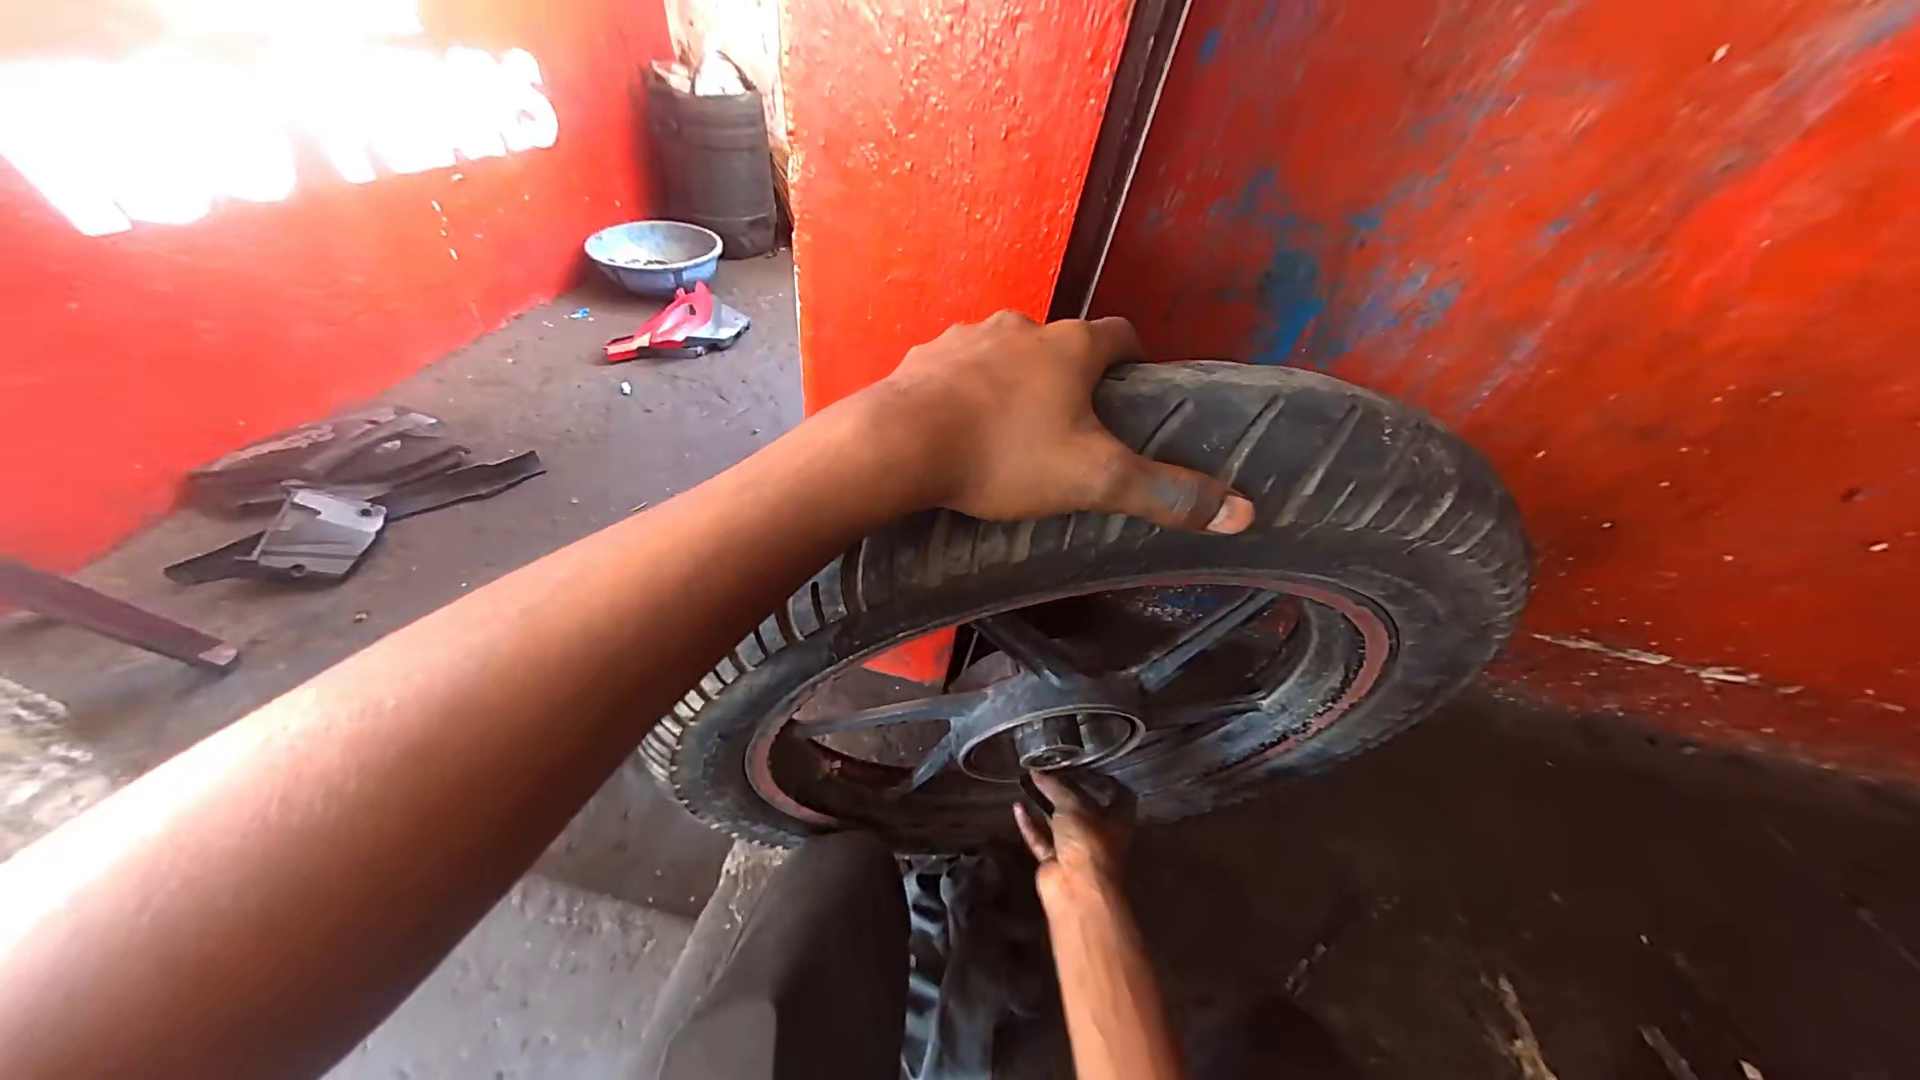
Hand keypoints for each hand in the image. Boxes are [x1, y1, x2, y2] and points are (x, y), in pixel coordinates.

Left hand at [859, 312, 1253, 532]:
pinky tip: (958, 423)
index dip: (1134, 359)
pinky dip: (966, 387)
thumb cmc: (1005, 456)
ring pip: (1005, 352)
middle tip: (1070, 424)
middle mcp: (1019, 326)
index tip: (1132, 388)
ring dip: (1015, 378)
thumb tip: (1244, 512)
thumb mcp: (1093, 479)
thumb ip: (1165, 493)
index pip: (1121, 335)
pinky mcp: (922, 358)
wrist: (900, 444)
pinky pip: (956, 367)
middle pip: (1060, 343)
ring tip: (1010, 428)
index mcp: (1070, 346)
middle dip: (1070, 375)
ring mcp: (965, 337)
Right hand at [1014, 771, 1134, 896]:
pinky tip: (1018, 806)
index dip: (1105, 780)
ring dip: (1045, 806)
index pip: (1118, 795)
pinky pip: (1041, 839)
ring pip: (1060, 824)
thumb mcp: (1073, 805)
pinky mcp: (1055, 862)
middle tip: (1050, 771)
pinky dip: (1029, 824)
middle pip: (1084, 809)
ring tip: (1030, 784)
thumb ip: (1056, 786)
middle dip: (1067, 791)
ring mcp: (1077, 851)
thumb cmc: (1088, 842)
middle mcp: (1100, 835)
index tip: (1086, 765)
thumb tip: (1038, 771)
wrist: (1076, 890)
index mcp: (1117, 820)